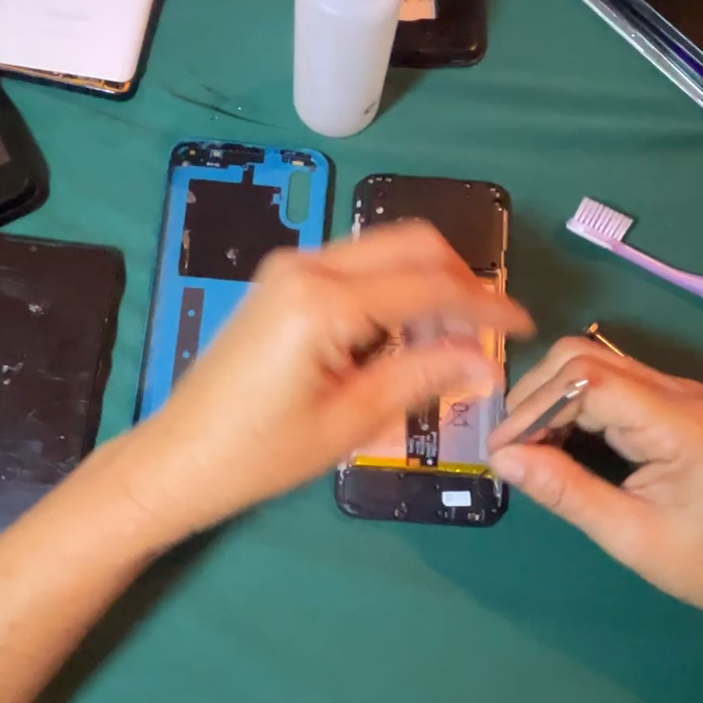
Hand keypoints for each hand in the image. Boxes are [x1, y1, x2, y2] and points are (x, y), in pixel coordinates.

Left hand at [120, 221, 532, 535]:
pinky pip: (355, 269)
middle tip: (489, 328)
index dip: (484, 304)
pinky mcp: (282, 284)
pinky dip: (391, 292)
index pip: (428, 285)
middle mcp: (306, 265)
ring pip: (382, 252)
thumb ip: (422, 378)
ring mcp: (289, 269)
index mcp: (324, 300)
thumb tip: (487, 363)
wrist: (180, 458)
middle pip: (409, 244)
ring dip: (424, 285)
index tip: (522, 325)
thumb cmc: (260, 453)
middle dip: (459, 280)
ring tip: (449, 342)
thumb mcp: (350, 422)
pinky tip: (401, 337)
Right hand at [488, 338, 702, 639]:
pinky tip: (554, 443)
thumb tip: (501, 458)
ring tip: (527, 447)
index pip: (586, 381)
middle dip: (534, 397)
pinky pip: (603, 384)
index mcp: (677, 421)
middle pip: (582, 358)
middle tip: (510, 448)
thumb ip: (564, 491)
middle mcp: (677, 392)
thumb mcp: (627, 535)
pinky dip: (567, 405)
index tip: (500, 450)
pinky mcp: (666, 405)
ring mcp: (674, 393)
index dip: (533, 408)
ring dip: (547, 398)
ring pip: (589, 364)